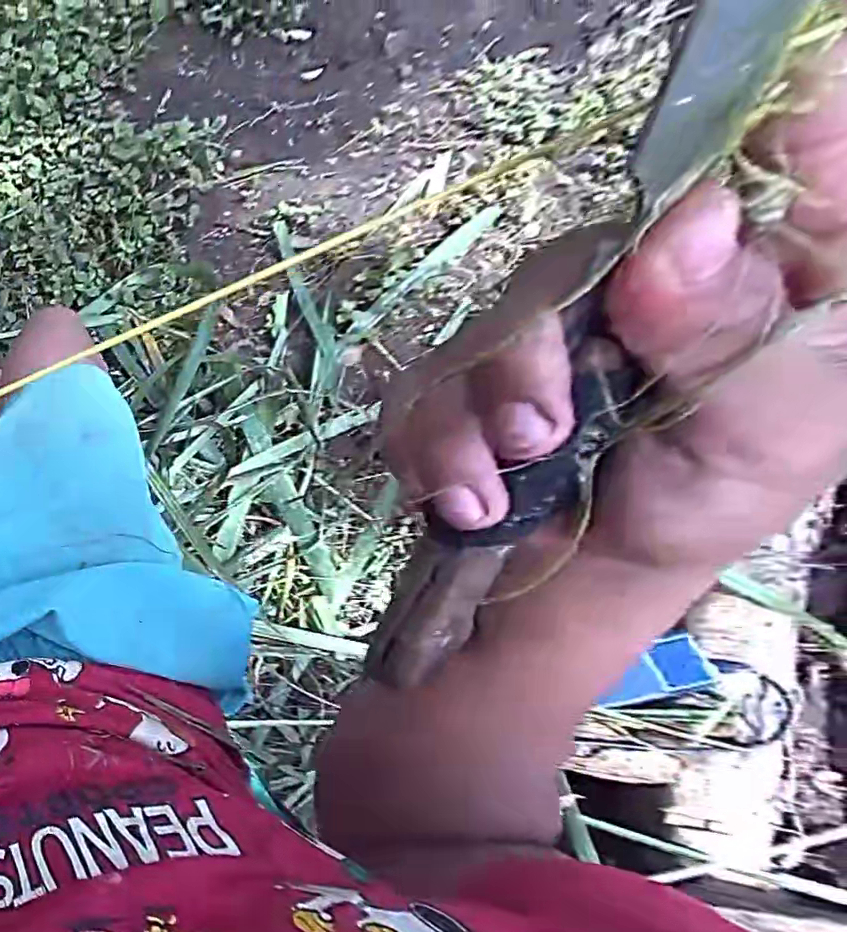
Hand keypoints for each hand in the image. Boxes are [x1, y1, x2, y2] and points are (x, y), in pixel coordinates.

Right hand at [387, 42, 846, 574]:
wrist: (574, 575)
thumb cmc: (695, 502)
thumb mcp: (761, 431)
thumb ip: (730, 332)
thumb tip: (686, 223)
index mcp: (740, 281)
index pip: (775, 168)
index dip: (768, 130)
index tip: (772, 101)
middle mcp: (623, 294)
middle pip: (559, 273)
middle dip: (525, 364)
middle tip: (537, 437)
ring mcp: (521, 345)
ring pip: (467, 348)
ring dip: (466, 430)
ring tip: (492, 495)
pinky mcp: (446, 393)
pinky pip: (410, 405)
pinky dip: (426, 458)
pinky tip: (460, 500)